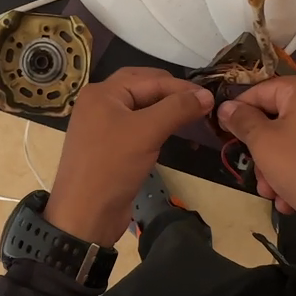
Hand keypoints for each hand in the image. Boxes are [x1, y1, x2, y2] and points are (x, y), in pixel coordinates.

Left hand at [45, 67, 211, 243]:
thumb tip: (207, 95)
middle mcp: (100, 103)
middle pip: (142, 88)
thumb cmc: (112, 166)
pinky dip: (156, 126)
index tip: (211, 95)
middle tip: (201, 102)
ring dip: (165, 109)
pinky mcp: (109, 147)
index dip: (181, 86)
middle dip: (171, 93)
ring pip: (140, 109)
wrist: (84, 216)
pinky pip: (136, 127)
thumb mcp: (147, 132)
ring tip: (192, 115)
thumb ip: (177, 109)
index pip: (148, 79)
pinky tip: (172, 131)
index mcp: (102, 92)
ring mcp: (103, 126)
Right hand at [217, 75, 295, 215]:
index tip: (225, 133)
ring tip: (276, 196)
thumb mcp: (265, 145)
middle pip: (282, 118)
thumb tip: (227, 108)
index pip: (261, 92)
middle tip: (258, 179)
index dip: (239, 112)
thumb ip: (243, 121)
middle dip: (264, 152)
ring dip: (282, 167)